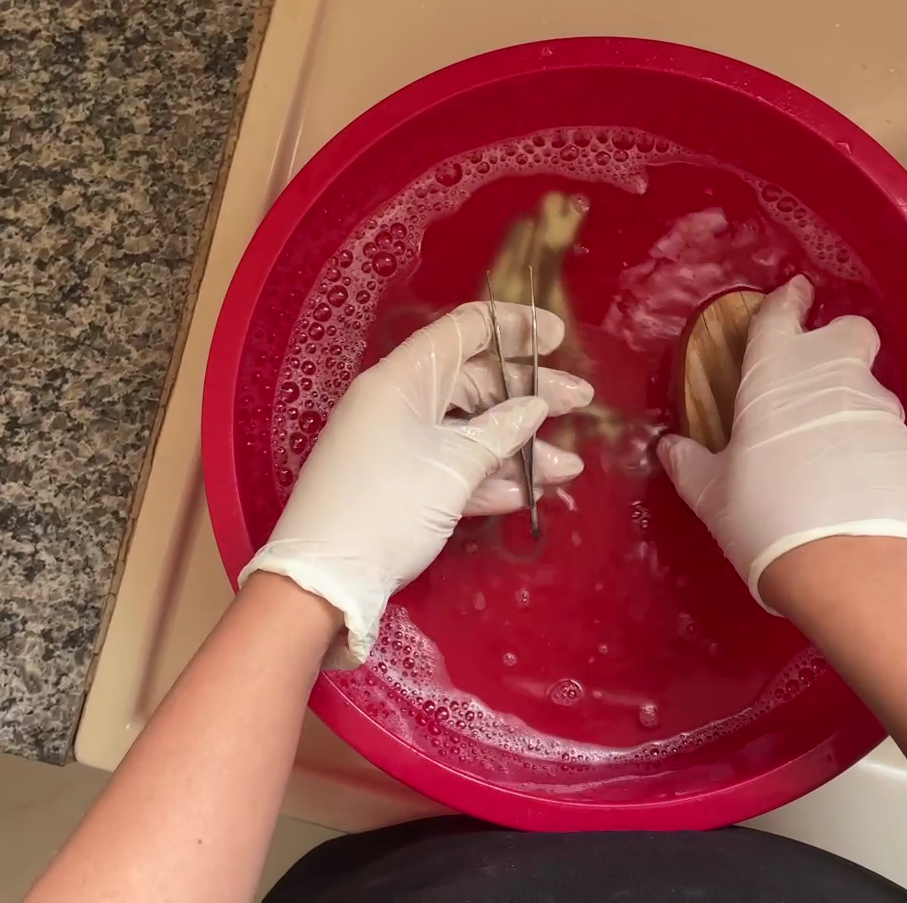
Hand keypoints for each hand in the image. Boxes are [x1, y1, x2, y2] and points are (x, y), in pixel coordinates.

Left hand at [242, 302, 594, 666]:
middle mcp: (401, 401)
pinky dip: (489, 476)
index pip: (464, 330)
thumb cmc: (388, 505)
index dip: (514, 327)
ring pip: (468, 429)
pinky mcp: (402, 482)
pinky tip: (530, 492)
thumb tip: (535, 408)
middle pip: (474, 381)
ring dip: (518, 446)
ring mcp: (400, 443)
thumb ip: (501, 431)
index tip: (558, 339)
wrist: (323, 580)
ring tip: (569, 468)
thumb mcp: (453, 466)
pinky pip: (452, 466)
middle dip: (530, 394)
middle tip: (583, 403)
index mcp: (404, 378)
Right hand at [657, 274, 906, 611]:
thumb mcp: (709, 493)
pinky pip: (891, 444)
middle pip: (850, 335)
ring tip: (829, 461)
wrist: (852, 568)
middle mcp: (835, 381)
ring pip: (870, 395)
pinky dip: (875, 457)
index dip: (787, 300)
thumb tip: (670, 448)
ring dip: (850, 412)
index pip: (782, 317)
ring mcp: (884, 415)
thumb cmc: (764, 514)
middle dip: (838, 343)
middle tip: (815, 381)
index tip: (794, 292)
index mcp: (776, 377)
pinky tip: (858, 495)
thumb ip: (689, 463)